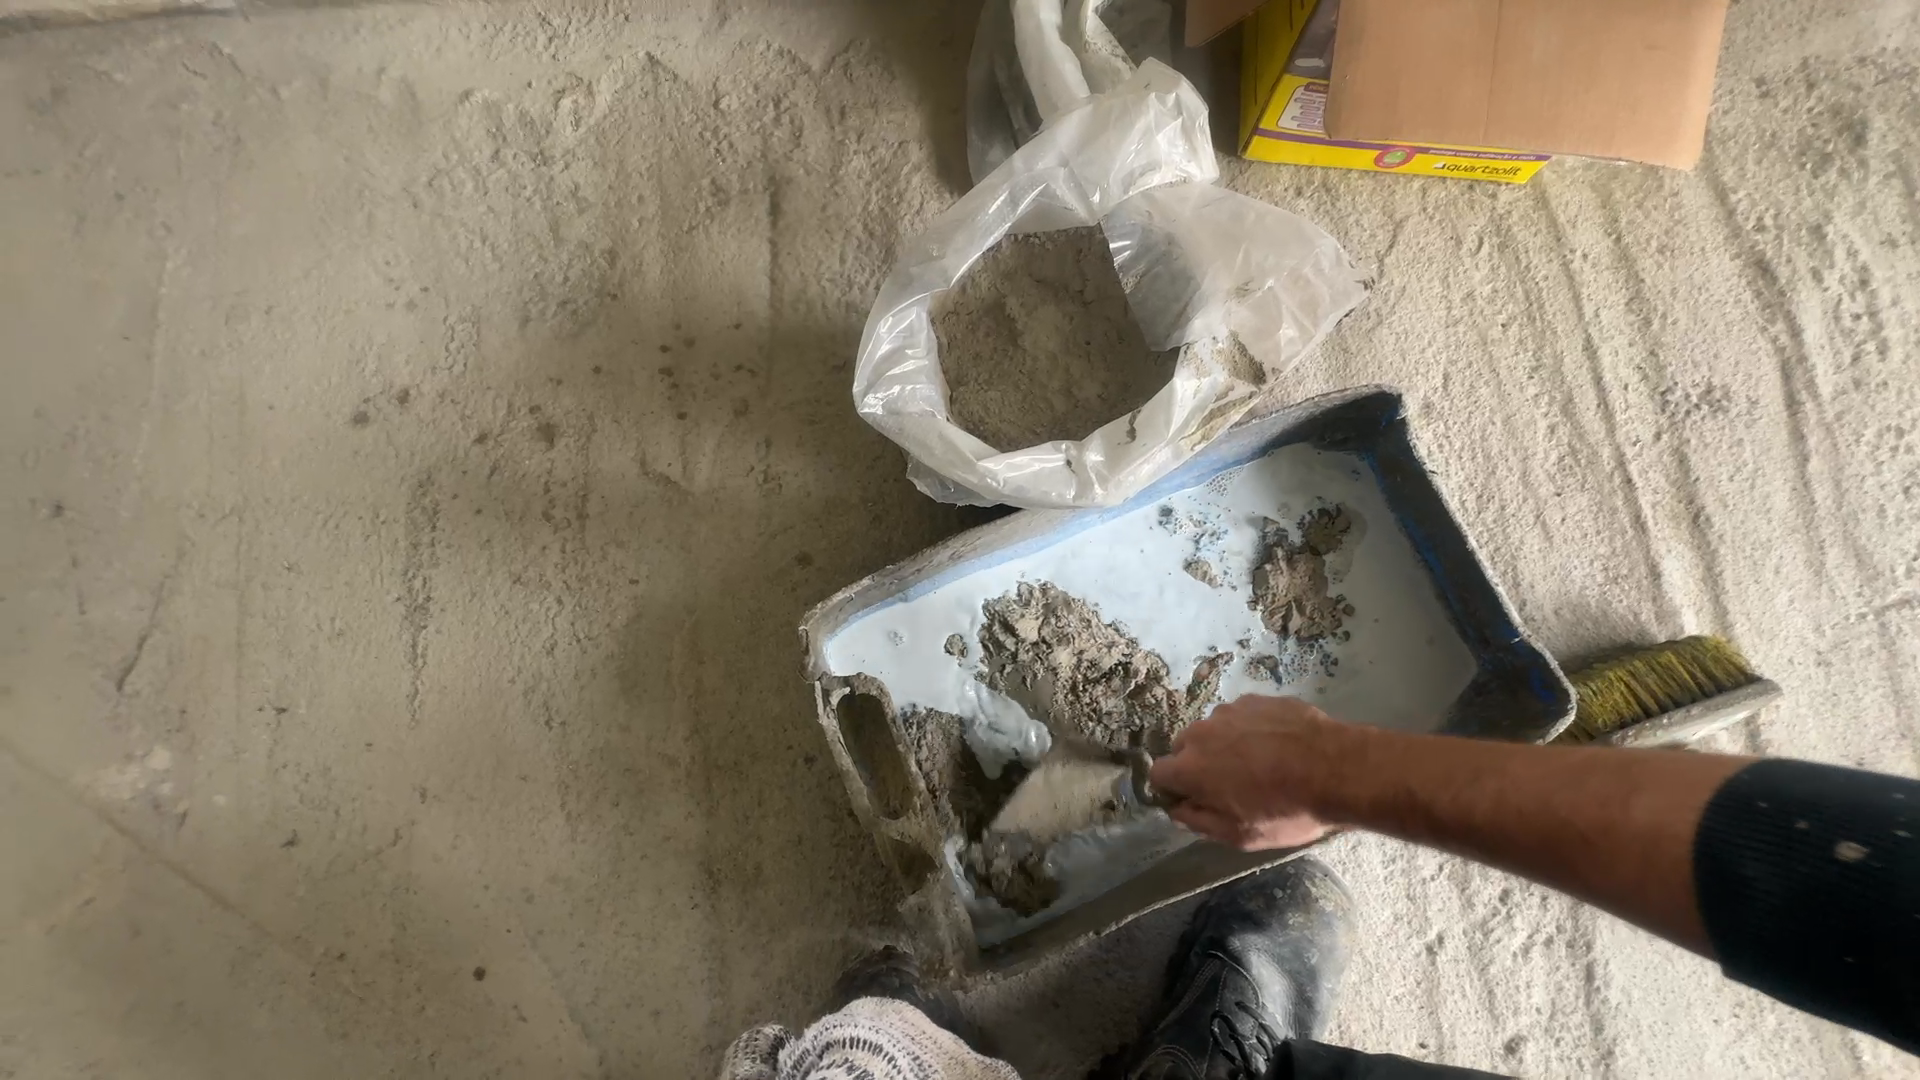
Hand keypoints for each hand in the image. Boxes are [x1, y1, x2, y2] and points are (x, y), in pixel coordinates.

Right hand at [1149, 695, 1353, 849]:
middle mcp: (1201, 733)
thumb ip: (1199, 822)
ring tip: (1260, 762)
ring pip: (1213, 730)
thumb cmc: (1287, 809)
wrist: (1338, 768)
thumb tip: (1177, 810)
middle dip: (1198, 765)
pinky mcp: (1255, 700)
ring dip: (1224, 745)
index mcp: (1190, 768)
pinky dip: (1250, 730)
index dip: (1172, 789)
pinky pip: (1240, 717)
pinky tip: (1278, 745)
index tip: (1193, 800)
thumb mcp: (1241, 835)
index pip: (1158, 773)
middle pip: (1184, 748)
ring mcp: (1228, 712)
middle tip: (1230, 784)